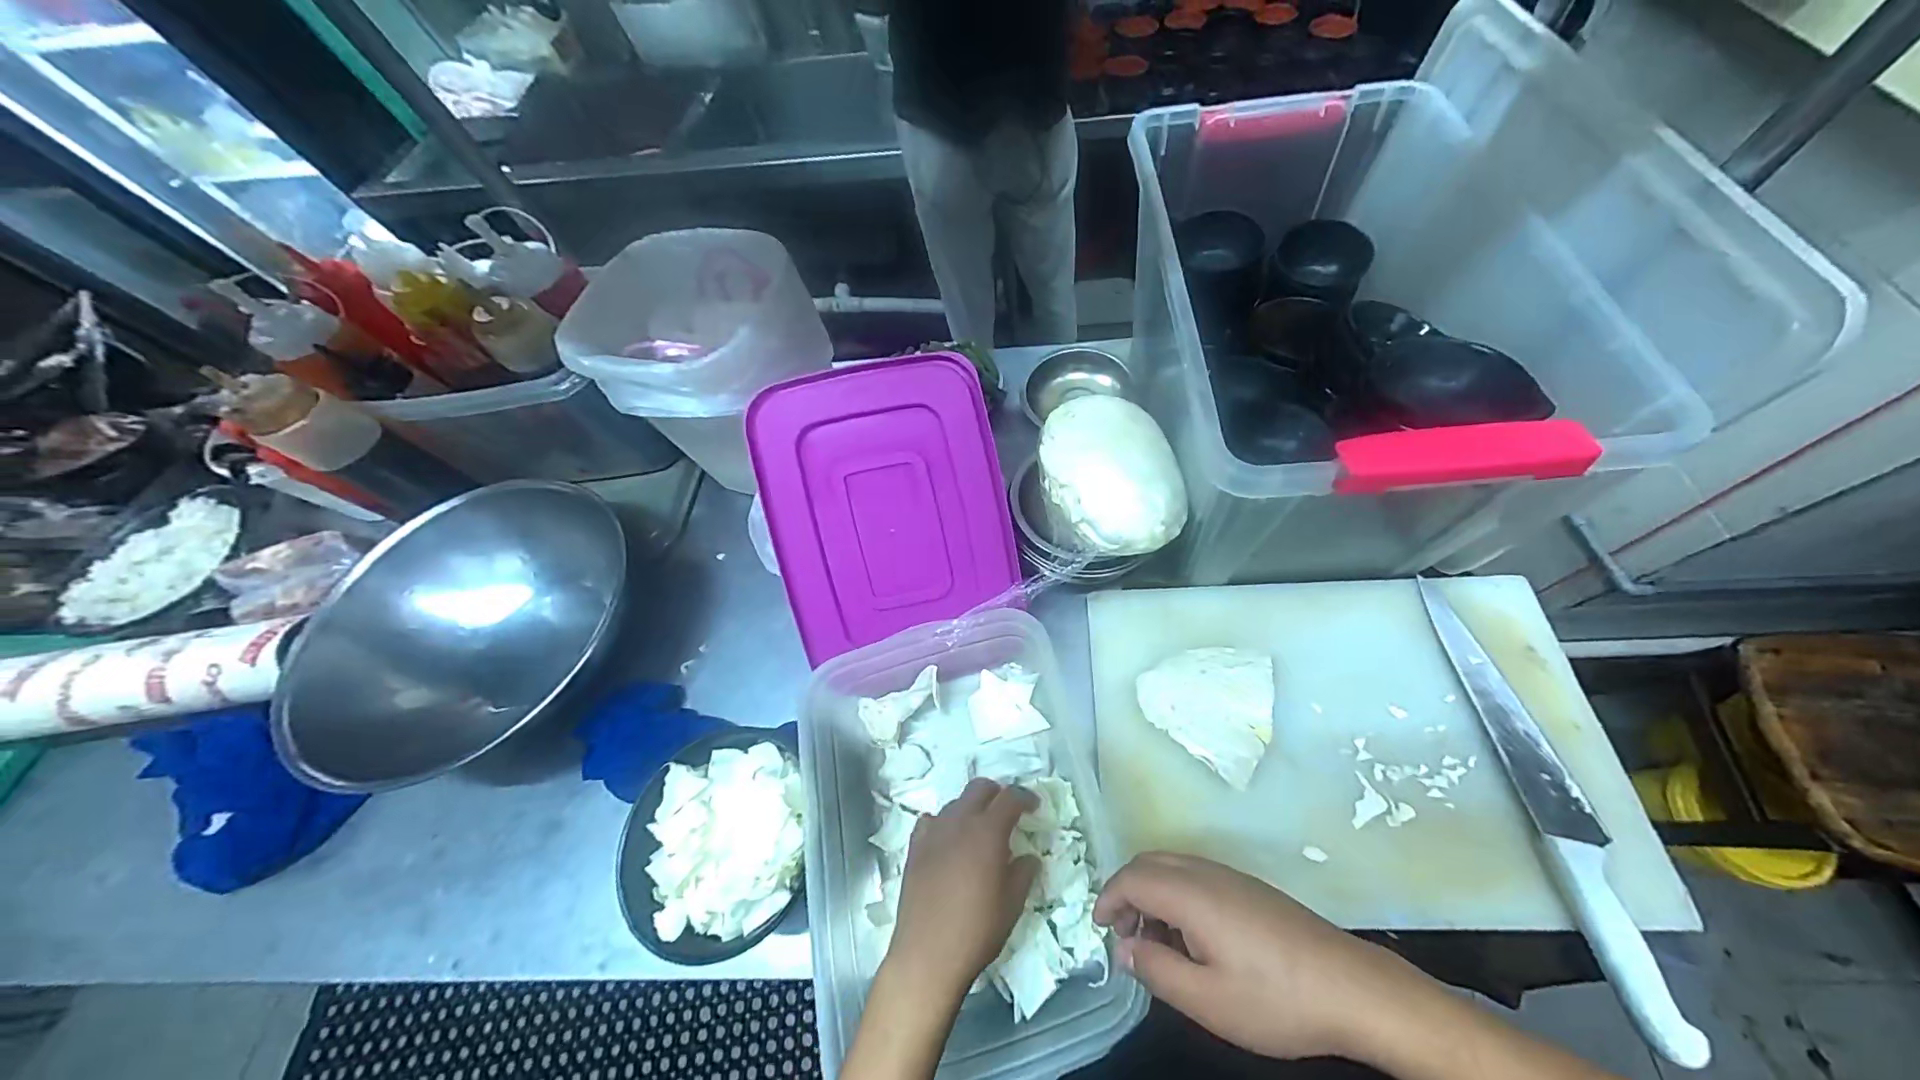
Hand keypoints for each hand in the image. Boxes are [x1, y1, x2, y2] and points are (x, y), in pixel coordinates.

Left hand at [886, 777, 1039, 998]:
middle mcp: (959, 822)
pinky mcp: (915, 847)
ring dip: (971, 809)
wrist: (927, 953)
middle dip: (997, 794)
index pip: (1010, 797)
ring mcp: (933, 832)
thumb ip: (1024, 872)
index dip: (1025, 797)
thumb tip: (1028, 857)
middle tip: (1008, 813)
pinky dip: (945, 823)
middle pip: (979, 788)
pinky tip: (949, 842)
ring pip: (955, 803)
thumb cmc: (977, 929)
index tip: (1034, 806)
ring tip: (979, 832)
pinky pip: (931, 821)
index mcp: (987, 831)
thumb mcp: (1012, 904)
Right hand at [1093, 852, 1439, 1061]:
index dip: (1108, 899)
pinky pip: (1197, 875)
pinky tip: (1192, 937)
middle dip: (1126, 891)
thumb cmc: (1275, 999)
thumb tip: (1124, 948)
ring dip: (1152, 892)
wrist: (1354, 990)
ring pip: (1174, 865)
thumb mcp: (1207, 999)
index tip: (1099, 929)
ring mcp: (1233, 877)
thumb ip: (1156, 970)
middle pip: (1150, 862)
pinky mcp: (1252, 889)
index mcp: (1191, 893)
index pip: (1132, 877)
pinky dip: (1176, 893)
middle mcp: (1208, 872)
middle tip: (1123, 934)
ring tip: (1155, 941)